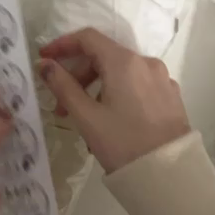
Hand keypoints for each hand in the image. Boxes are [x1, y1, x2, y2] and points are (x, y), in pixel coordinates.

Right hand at [38, 29, 190, 172]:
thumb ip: (62, 86)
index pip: (88, 38)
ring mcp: (162, 78)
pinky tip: (112, 121)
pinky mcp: (171, 96)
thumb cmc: (123, 144)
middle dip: (78, 76)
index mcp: (124, 62)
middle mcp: (146, 62)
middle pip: (104, 55)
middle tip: (61, 105)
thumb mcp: (86, 117)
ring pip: (121, 72)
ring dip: (96, 87)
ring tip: (86, 119)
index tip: (45, 58)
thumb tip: (44, 65)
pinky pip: (137, 85)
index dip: (62, 45)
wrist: (170, 176)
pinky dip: (118, 93)